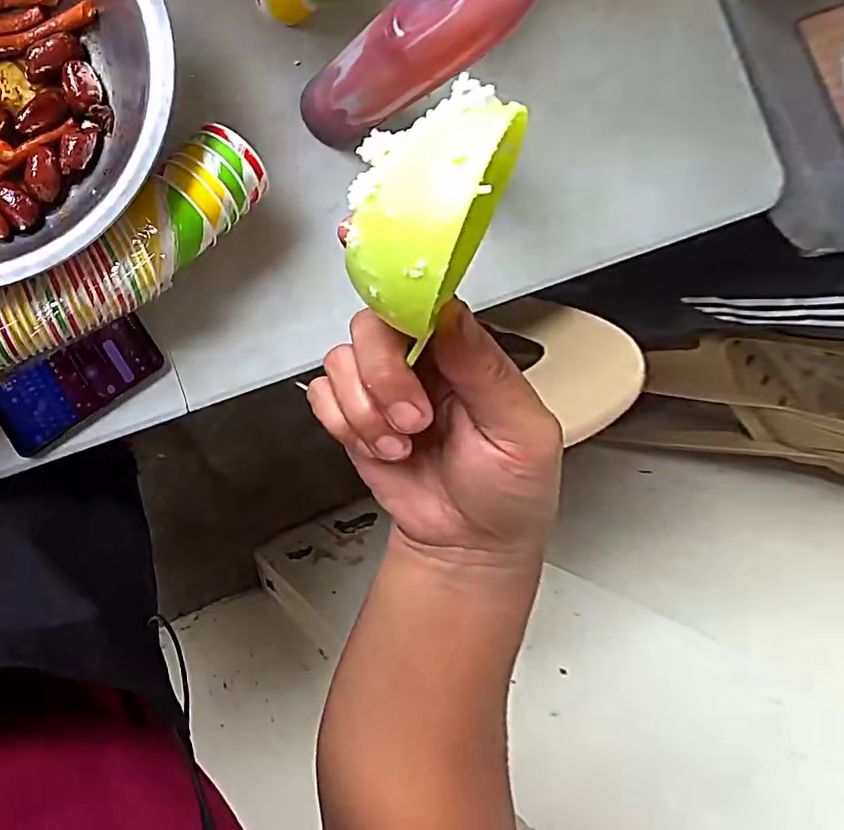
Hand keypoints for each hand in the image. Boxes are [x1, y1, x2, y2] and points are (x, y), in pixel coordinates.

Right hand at [307, 303, 560, 564]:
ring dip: (364, 411)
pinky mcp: (349, 410)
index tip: (401, 338)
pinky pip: (321, 394)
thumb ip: (487, 370)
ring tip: (400, 444)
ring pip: (339, 360)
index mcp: (461, 350)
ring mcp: (378, 384)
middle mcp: (415, 358)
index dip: (402, 308)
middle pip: (370, 326)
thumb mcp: (522, 433)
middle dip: (382, 376)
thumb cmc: (506, 488)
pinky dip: (342, 424)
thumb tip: (451, 314)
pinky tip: (376, 447)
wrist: (465, 541)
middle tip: (413, 419)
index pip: (421, 302)